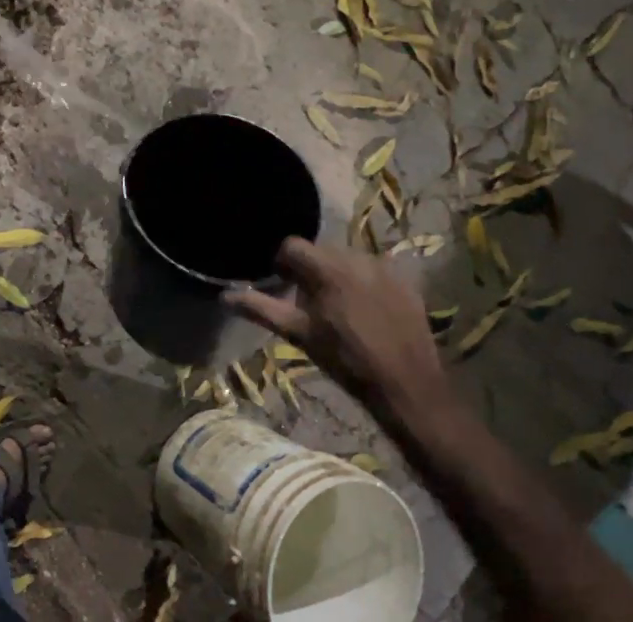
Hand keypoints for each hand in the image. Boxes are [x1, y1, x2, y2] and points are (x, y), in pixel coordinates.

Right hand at [225, 237, 446, 413]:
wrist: (406, 386)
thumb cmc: (346, 361)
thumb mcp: (299, 335)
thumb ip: (262, 309)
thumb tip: (225, 296)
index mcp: (328, 268)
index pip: (292, 246)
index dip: (282, 264)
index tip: (283, 286)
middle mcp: (358, 258)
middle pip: (321, 252)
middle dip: (310, 271)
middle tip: (309, 302)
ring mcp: (386, 269)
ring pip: (348, 260)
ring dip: (337, 276)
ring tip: (338, 308)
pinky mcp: (406, 282)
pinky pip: (374, 271)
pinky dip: (364, 283)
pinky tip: (366, 312)